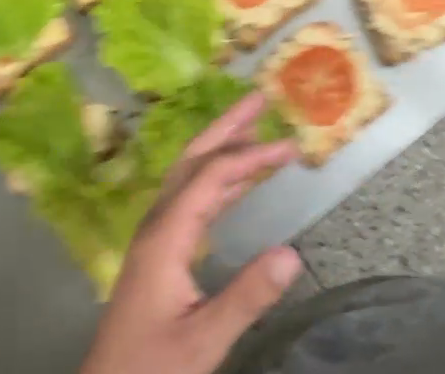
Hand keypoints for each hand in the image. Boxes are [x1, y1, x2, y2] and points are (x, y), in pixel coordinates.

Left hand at [80, 93, 303, 373]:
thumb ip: (246, 297)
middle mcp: (157, 225)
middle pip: (192, 161)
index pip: (209, 178)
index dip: (249, 158)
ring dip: (221, 149)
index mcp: (164, 236)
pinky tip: (237, 185)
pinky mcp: (159, 253)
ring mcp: (155, 237)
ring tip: (256, 129)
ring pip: (189, 177)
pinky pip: (190, 200)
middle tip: (259, 98)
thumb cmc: (151, 366)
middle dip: (226, 128)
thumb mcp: (203, 339)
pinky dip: (217, 182)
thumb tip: (293, 253)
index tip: (288, 148)